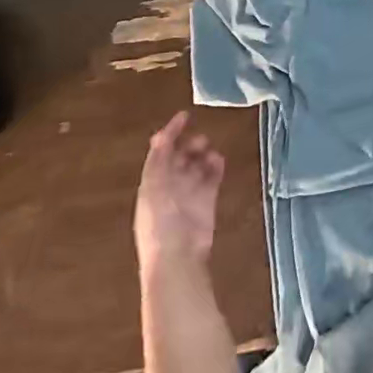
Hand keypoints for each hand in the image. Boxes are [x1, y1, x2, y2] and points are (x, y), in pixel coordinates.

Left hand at [134, 111, 224, 281]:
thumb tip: (161, 134)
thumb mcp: (154, 187)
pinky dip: (215, 168)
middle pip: (180, 158)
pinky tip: (219, 161)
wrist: (177, 257)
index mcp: (152, 182)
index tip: (185, 115)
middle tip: (202, 140)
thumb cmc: (161, 222)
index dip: (171, 133)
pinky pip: (211, 178)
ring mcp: (188, 194)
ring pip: (197, 166)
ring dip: (203, 155)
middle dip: (189, 145)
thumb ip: (159, 160)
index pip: (161, 151)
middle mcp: (169, 185)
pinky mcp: (206, 202)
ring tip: (211, 151)